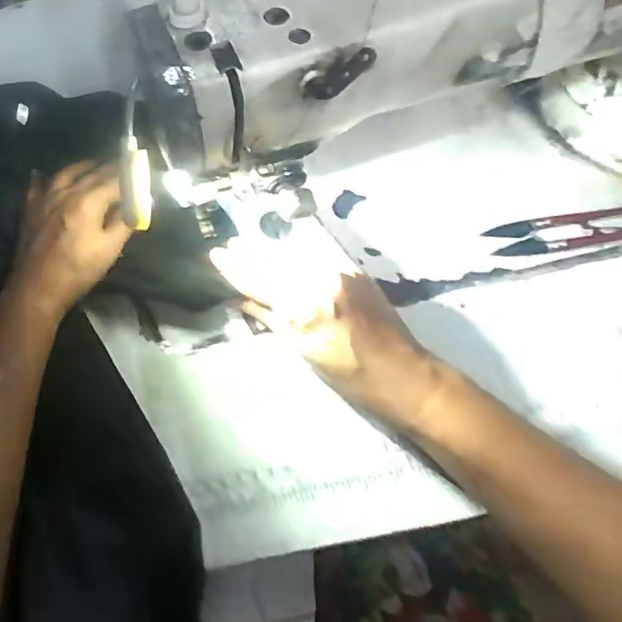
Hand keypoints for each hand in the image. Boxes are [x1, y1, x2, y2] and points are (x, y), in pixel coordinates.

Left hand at [9, 161, 133, 316]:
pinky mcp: (30, 210)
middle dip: (110, 167)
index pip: (114, 182)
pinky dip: (41, 179)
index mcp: (87, 201)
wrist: (36, 288)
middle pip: (92, 174)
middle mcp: (66, 193)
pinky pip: (37, 187)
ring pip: (65, 174)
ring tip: (93, 163)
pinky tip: (39, 174)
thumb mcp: (109, 249)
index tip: (142, 174)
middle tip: (124, 163)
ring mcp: (45, 200)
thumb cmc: (77, 270)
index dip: (130, 179)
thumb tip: (139, 204)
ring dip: (82, 166)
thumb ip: (125, 222)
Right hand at [211, 236, 450, 431]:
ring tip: (246, 244)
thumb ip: (270, 319)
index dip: (235, 269)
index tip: (215, 255)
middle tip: (227, 246)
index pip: (259, 283)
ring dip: (268, 251)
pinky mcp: (352, 270)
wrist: (406, 375)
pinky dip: (294, 255)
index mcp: (304, 309)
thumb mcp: (303, 352)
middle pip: (273, 263)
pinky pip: (314, 256)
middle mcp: (319, 283)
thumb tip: (238, 302)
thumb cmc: (351, 376)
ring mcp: (338, 273)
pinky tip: (281, 250)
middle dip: (248, 254)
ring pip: (292, 255)